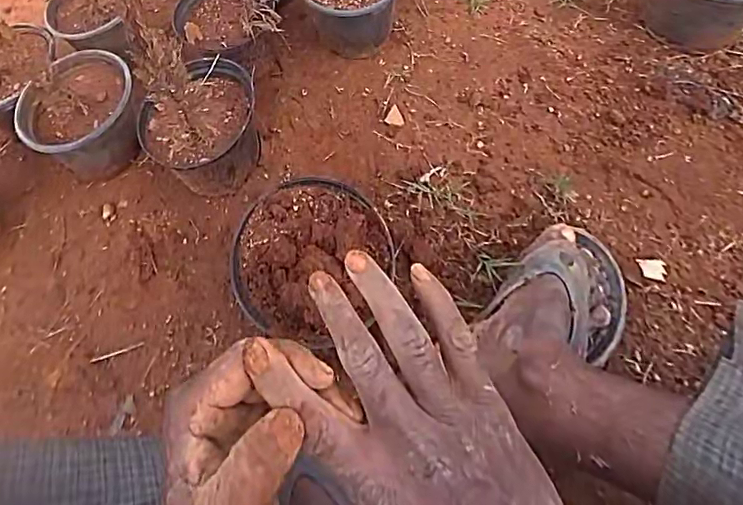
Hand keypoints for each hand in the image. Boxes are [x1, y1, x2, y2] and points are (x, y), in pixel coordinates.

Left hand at [164, 337, 357, 504]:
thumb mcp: (224, 501)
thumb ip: (252, 464)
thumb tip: (289, 417)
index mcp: (192, 404)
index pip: (246, 356)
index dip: (289, 362)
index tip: (322, 382)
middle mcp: (209, 397)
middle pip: (265, 362)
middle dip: (306, 377)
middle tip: (340, 401)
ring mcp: (228, 410)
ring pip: (277, 378)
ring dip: (311, 391)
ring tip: (341, 411)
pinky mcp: (247, 426)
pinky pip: (282, 401)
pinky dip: (308, 409)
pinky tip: (329, 423)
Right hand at [244, 253, 562, 504]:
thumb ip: (332, 491)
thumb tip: (292, 468)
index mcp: (376, 475)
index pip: (315, 421)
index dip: (282, 383)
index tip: (256, 347)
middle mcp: (409, 435)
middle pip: (364, 361)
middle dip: (337, 314)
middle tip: (316, 277)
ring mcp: (451, 412)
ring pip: (409, 341)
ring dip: (379, 295)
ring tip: (356, 259)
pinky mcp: (486, 400)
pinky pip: (459, 341)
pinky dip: (439, 302)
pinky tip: (419, 272)